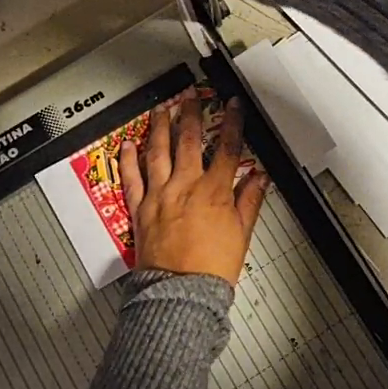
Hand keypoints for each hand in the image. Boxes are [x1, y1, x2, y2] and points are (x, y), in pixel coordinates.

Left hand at [118, 93, 268, 285]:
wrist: (180, 293)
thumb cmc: (210, 269)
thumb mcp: (241, 234)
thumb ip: (249, 201)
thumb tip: (259, 179)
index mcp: (214, 192)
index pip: (227, 148)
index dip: (232, 123)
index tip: (233, 106)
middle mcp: (185, 187)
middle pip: (188, 141)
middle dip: (191, 113)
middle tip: (190, 96)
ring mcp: (160, 195)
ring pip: (158, 152)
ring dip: (160, 127)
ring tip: (162, 108)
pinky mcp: (140, 208)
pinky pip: (131, 178)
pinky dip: (128, 159)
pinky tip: (128, 143)